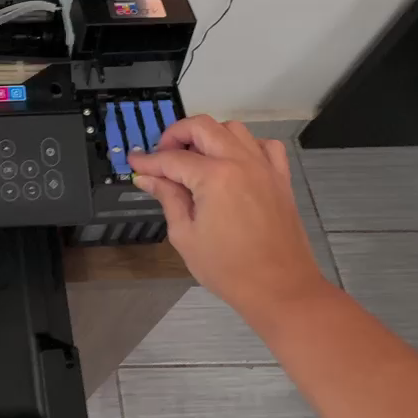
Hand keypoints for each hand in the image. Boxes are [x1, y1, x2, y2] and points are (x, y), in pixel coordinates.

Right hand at [127, 115, 332, 316]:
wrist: (282, 291)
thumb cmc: (229, 270)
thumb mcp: (185, 236)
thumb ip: (167, 198)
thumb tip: (148, 178)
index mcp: (214, 177)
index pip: (172, 159)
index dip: (149, 161)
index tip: (135, 163)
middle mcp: (240, 162)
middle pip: (202, 126)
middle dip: (176, 135)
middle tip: (163, 156)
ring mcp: (264, 168)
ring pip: (233, 128)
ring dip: (209, 136)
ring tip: (196, 159)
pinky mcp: (281, 179)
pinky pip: (266, 145)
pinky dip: (247, 146)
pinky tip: (235, 163)